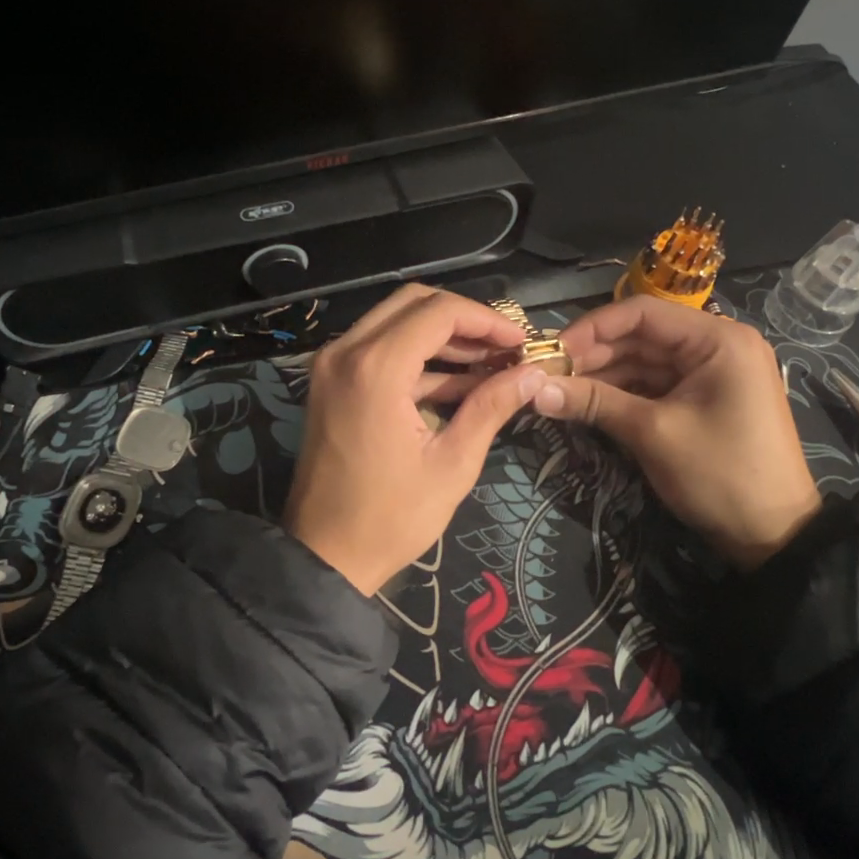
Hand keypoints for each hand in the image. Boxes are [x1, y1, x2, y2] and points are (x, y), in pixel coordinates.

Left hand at [284, 285, 548, 594]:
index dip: (486, 320)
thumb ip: (491, 408)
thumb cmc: (391, 518)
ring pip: (394, 322)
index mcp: (375, 368)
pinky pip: (378, 349)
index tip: (520, 342)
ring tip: (491, 366)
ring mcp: (332, 365)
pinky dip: (416, 357)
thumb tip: (534, 375)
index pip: (439, 311)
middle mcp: (346, 352)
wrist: (324, 555)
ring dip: (441, 337)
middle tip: (503, 348)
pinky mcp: (329, 382)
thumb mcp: (452, 464)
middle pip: (413, 303)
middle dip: (464, 320)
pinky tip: (458, 384)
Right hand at [531, 296, 819, 568]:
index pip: (641, 312)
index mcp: (717, 339)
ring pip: (644, 361)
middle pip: (640, 336)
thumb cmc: (719, 474)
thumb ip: (593, 402)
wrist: (774, 536)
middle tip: (546, 376)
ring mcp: (713, 373)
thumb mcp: (652, 433)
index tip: (551, 352)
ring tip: (558, 391)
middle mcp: (717, 345)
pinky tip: (587, 402)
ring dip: (602, 375)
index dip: (590, 328)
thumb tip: (534, 389)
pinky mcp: (705, 398)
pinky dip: (622, 393)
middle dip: (592, 355)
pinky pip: (655, 384)